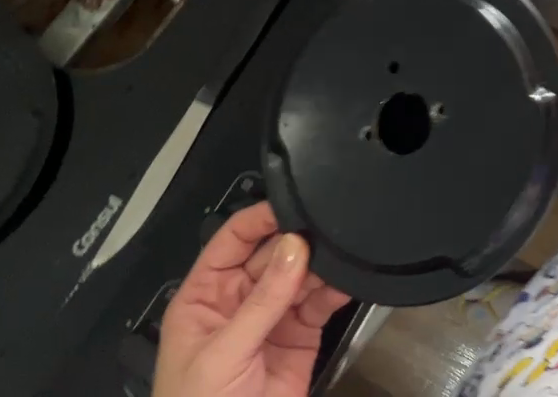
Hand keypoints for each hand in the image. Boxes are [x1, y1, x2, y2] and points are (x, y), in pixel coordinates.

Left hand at [153, 202, 351, 396]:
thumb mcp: (223, 357)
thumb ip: (262, 302)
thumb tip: (296, 245)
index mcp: (205, 297)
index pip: (232, 241)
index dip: (260, 219)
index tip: (295, 201)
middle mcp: (240, 299)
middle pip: (275, 252)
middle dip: (302, 241)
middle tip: (331, 229)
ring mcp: (273, 316)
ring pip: (303, 273)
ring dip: (325, 263)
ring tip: (346, 252)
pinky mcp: (302, 333)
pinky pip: (323, 299)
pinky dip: (339, 288)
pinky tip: (352, 278)